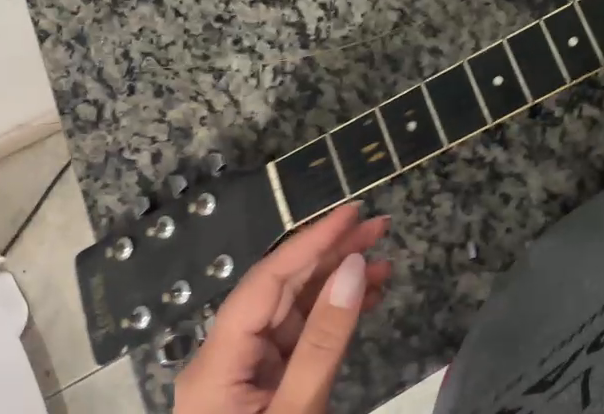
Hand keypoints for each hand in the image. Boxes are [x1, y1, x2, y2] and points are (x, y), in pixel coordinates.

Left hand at [173, 203, 391, 413]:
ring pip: (293, 311)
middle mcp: (224, 360)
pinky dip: (335, 315)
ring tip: (386, 261)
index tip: (353, 213)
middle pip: (280, 291)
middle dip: (331, 255)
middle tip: (381, 227)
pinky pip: (299, 338)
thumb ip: (323, 341)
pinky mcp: (263, 390)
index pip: (267, 282)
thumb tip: (353, 268)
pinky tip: (368, 298)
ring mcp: (243, 376)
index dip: (311, 242)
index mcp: (217, 364)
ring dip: (339, 283)